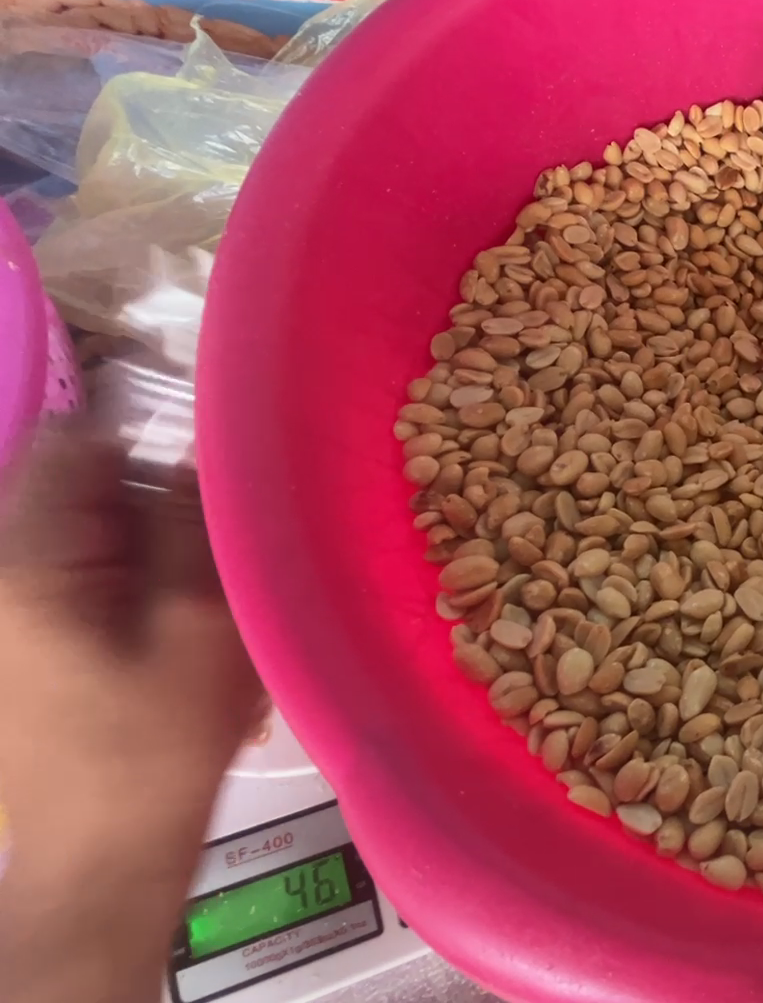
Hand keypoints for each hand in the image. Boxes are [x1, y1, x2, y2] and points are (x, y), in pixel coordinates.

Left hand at [0, 425, 261, 857]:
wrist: (103, 843)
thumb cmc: (160, 735)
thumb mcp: (201, 626)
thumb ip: (196, 534)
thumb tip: (202, 459)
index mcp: (24, 569)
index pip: (69, 451)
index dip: (147, 440)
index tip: (217, 467)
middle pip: (70, 489)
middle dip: (151, 496)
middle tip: (220, 540)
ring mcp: (0, 614)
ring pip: (74, 531)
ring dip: (142, 536)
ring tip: (200, 579)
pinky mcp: (14, 641)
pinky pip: (69, 572)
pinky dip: (122, 571)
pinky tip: (167, 610)